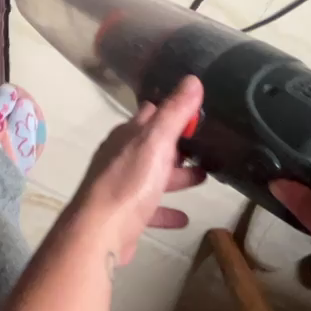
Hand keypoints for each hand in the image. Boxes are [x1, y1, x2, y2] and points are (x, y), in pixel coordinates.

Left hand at [72, 77, 205, 264]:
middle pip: (153, 146)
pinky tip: (184, 217)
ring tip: (203, 177)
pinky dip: (166, 210)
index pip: (151, 115)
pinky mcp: (126, 213)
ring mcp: (122, 185)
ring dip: (175, 176)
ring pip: (152, 175)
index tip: (201, 114)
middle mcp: (121, 156)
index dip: (174, 112)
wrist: (101, 230)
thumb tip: (192, 80)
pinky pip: (151, 208)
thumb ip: (174, 114)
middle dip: (178, 146)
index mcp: (126, 136)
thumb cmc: (129, 182)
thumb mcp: (155, 143)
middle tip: (208, 148)